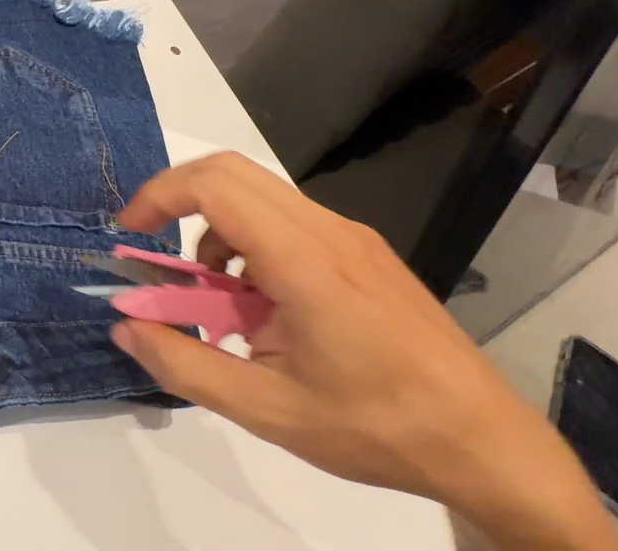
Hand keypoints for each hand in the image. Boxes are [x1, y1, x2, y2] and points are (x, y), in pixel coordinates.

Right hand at [111, 153, 617, 548]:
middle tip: (154, 248)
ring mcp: (352, 238)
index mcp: (305, 263)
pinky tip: (262, 306)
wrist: (491, 447)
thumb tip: (126, 328)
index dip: (159, 195)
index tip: (131, 233)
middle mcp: (328, 231)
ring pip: (258, 193)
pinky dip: (248, 241)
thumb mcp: (267, 411)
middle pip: (230, 171)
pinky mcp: (364, 251)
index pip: (215, 186)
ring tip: (216, 299)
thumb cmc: (378, 429)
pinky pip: (287, 219)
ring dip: (215, 227)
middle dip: (176, 198)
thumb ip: (184, 365)